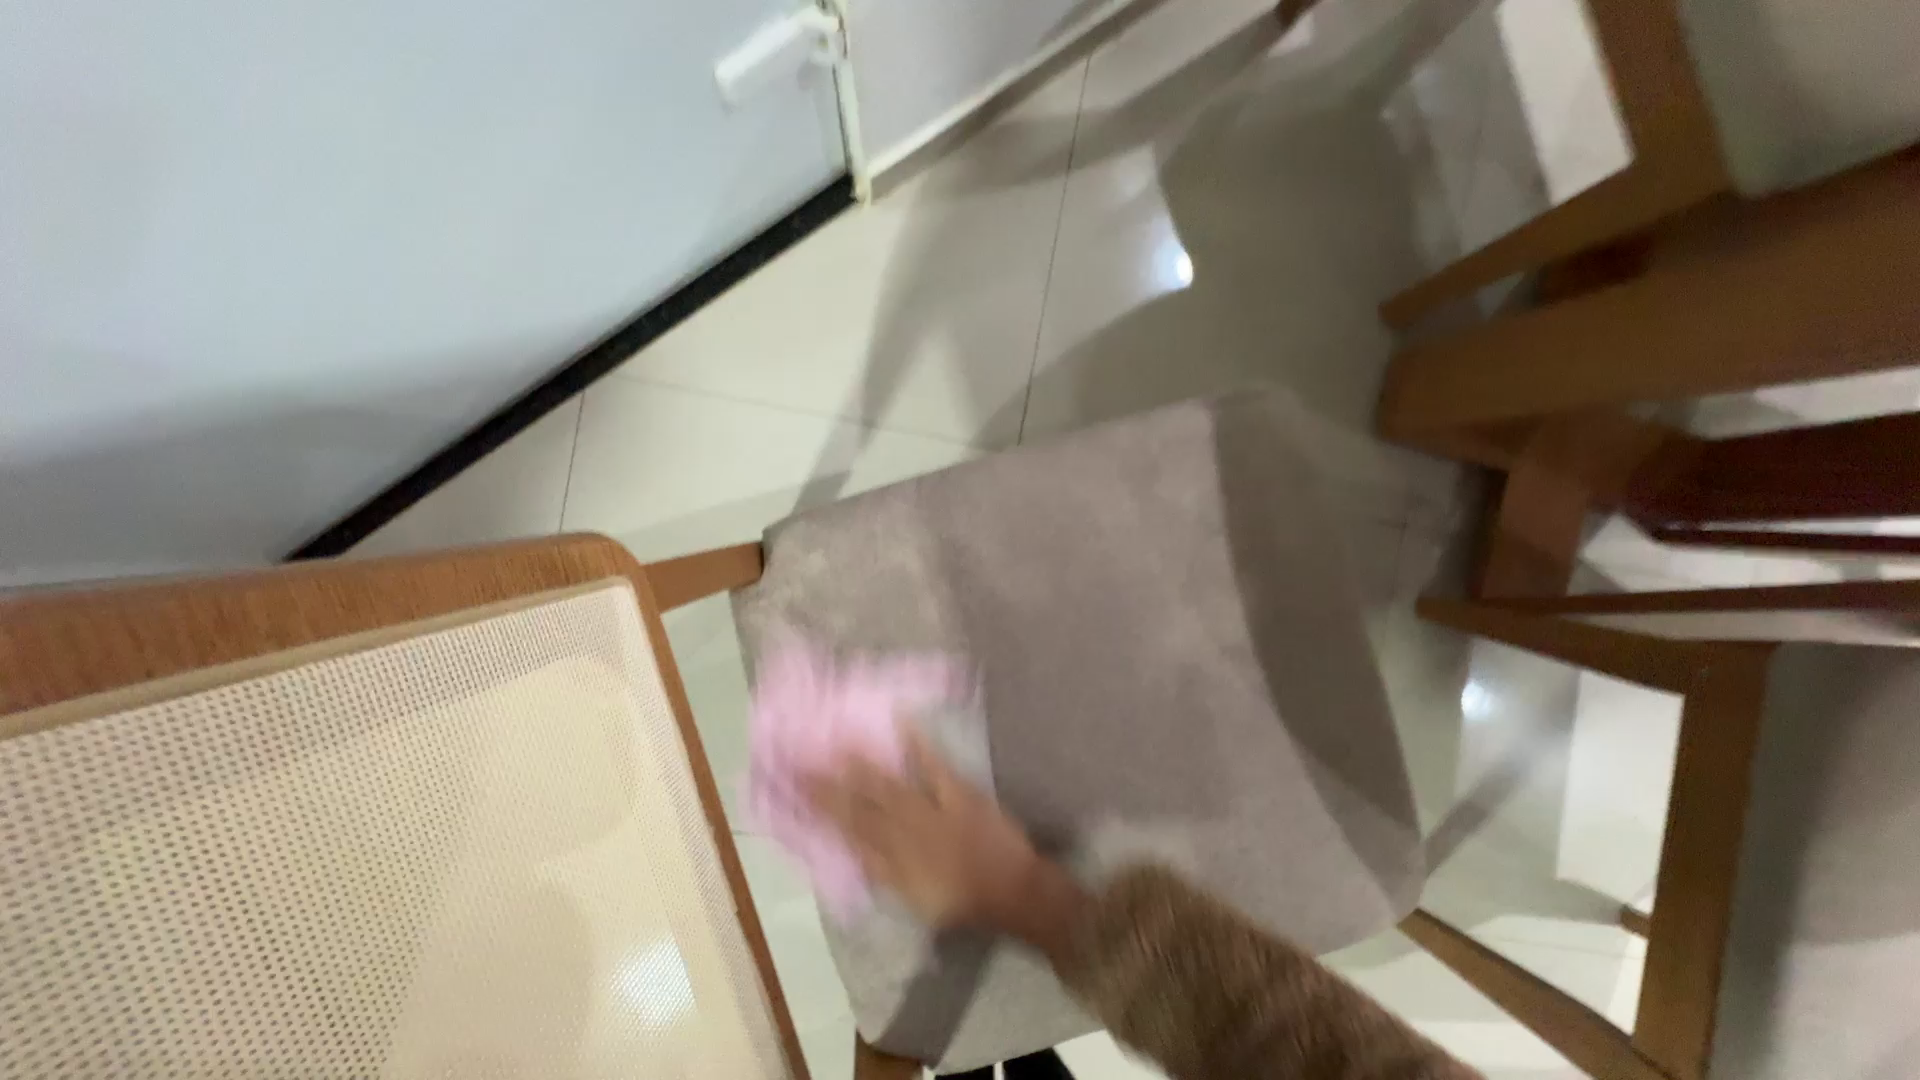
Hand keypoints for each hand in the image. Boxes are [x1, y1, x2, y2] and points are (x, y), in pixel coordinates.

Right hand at [806, 732, 1072, 938]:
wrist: (1014, 891)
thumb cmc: (962, 899)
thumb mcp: (912, 899)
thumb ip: (879, 872)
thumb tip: (848, 847)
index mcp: (889, 860)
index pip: (842, 831)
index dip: (813, 809)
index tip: (788, 787)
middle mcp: (903, 833)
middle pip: (855, 804)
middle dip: (822, 781)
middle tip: (795, 756)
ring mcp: (930, 809)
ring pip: (885, 784)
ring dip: (855, 762)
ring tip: (829, 738)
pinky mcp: (957, 791)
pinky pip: (932, 763)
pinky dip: (915, 741)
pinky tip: (898, 719)